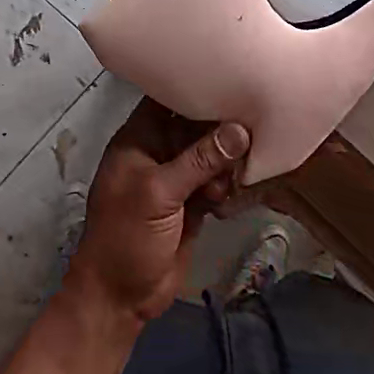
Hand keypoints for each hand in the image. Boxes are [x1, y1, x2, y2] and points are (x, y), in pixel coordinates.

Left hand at [63, 99, 250, 324]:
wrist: (122, 296)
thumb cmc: (127, 236)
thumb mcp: (160, 193)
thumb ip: (200, 160)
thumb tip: (240, 130)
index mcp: (138, 140)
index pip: (166, 100)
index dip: (193, 87)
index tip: (231, 76)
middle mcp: (157, 153)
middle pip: (194, 126)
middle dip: (220, 128)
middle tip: (251, 129)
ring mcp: (175, 179)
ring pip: (209, 156)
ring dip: (225, 164)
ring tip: (229, 180)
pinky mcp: (192, 203)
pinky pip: (215, 183)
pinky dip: (226, 186)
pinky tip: (230, 196)